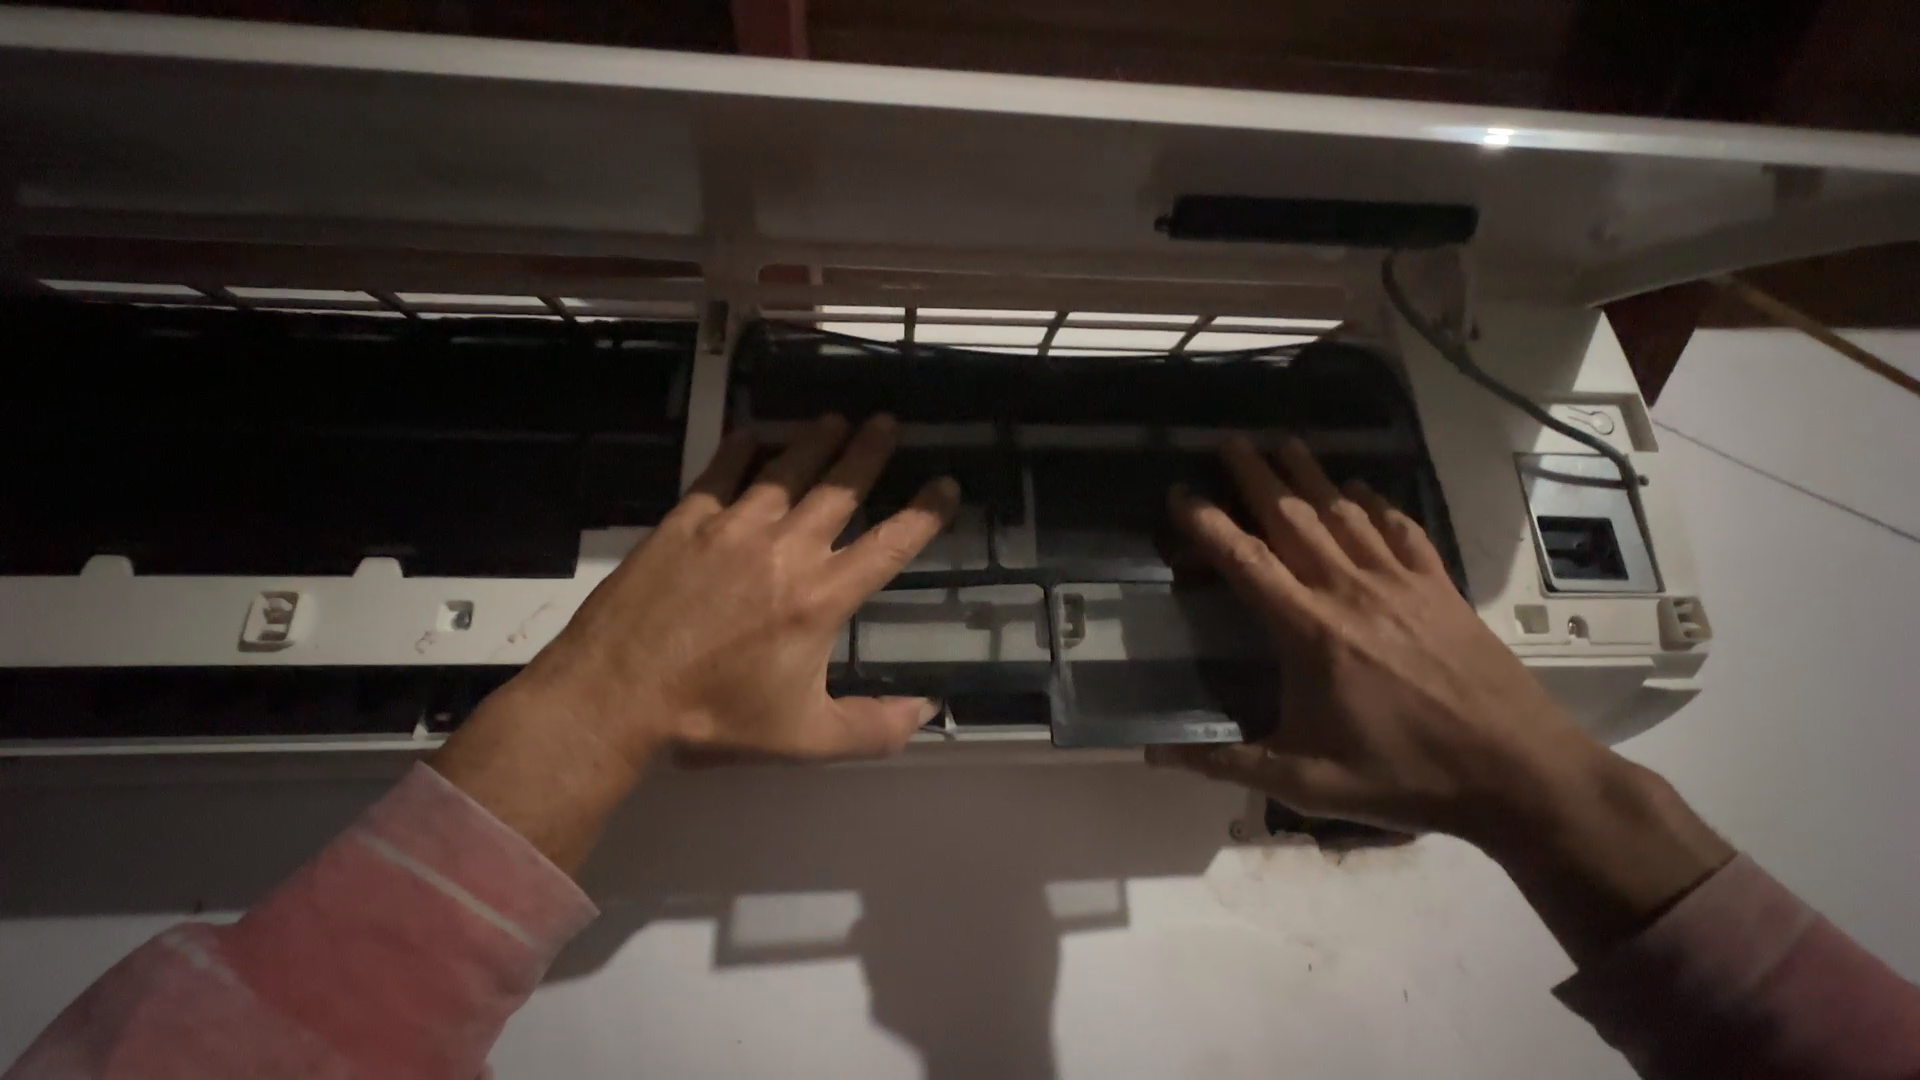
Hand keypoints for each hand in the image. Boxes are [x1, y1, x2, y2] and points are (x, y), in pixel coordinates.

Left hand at [431, 413, 957, 871]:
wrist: (615, 696)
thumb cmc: (715, 717)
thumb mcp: (804, 738)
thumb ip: (873, 728)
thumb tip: (928, 712)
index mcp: (822, 598)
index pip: (890, 545)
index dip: (924, 513)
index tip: (946, 484)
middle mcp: (787, 549)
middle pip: (841, 489)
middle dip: (869, 452)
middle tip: (888, 422)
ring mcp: (734, 528)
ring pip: (788, 470)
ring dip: (816, 441)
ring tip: (837, 419)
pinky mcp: (687, 521)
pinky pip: (722, 471)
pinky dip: (743, 448)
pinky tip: (755, 432)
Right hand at [1156, 437, 1730, 962]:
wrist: (1520, 774)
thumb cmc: (1405, 776)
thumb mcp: (1306, 782)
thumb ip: (1226, 762)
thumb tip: (1154, 754)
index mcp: (1310, 631)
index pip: (1245, 561)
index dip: (1207, 523)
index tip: (1180, 494)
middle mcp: (1349, 591)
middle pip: (1292, 517)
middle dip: (1255, 475)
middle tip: (1229, 441)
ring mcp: (1400, 584)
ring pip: (1343, 512)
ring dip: (1309, 474)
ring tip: (1283, 442)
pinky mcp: (1440, 588)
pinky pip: (1401, 529)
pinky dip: (1376, 503)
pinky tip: (1362, 489)